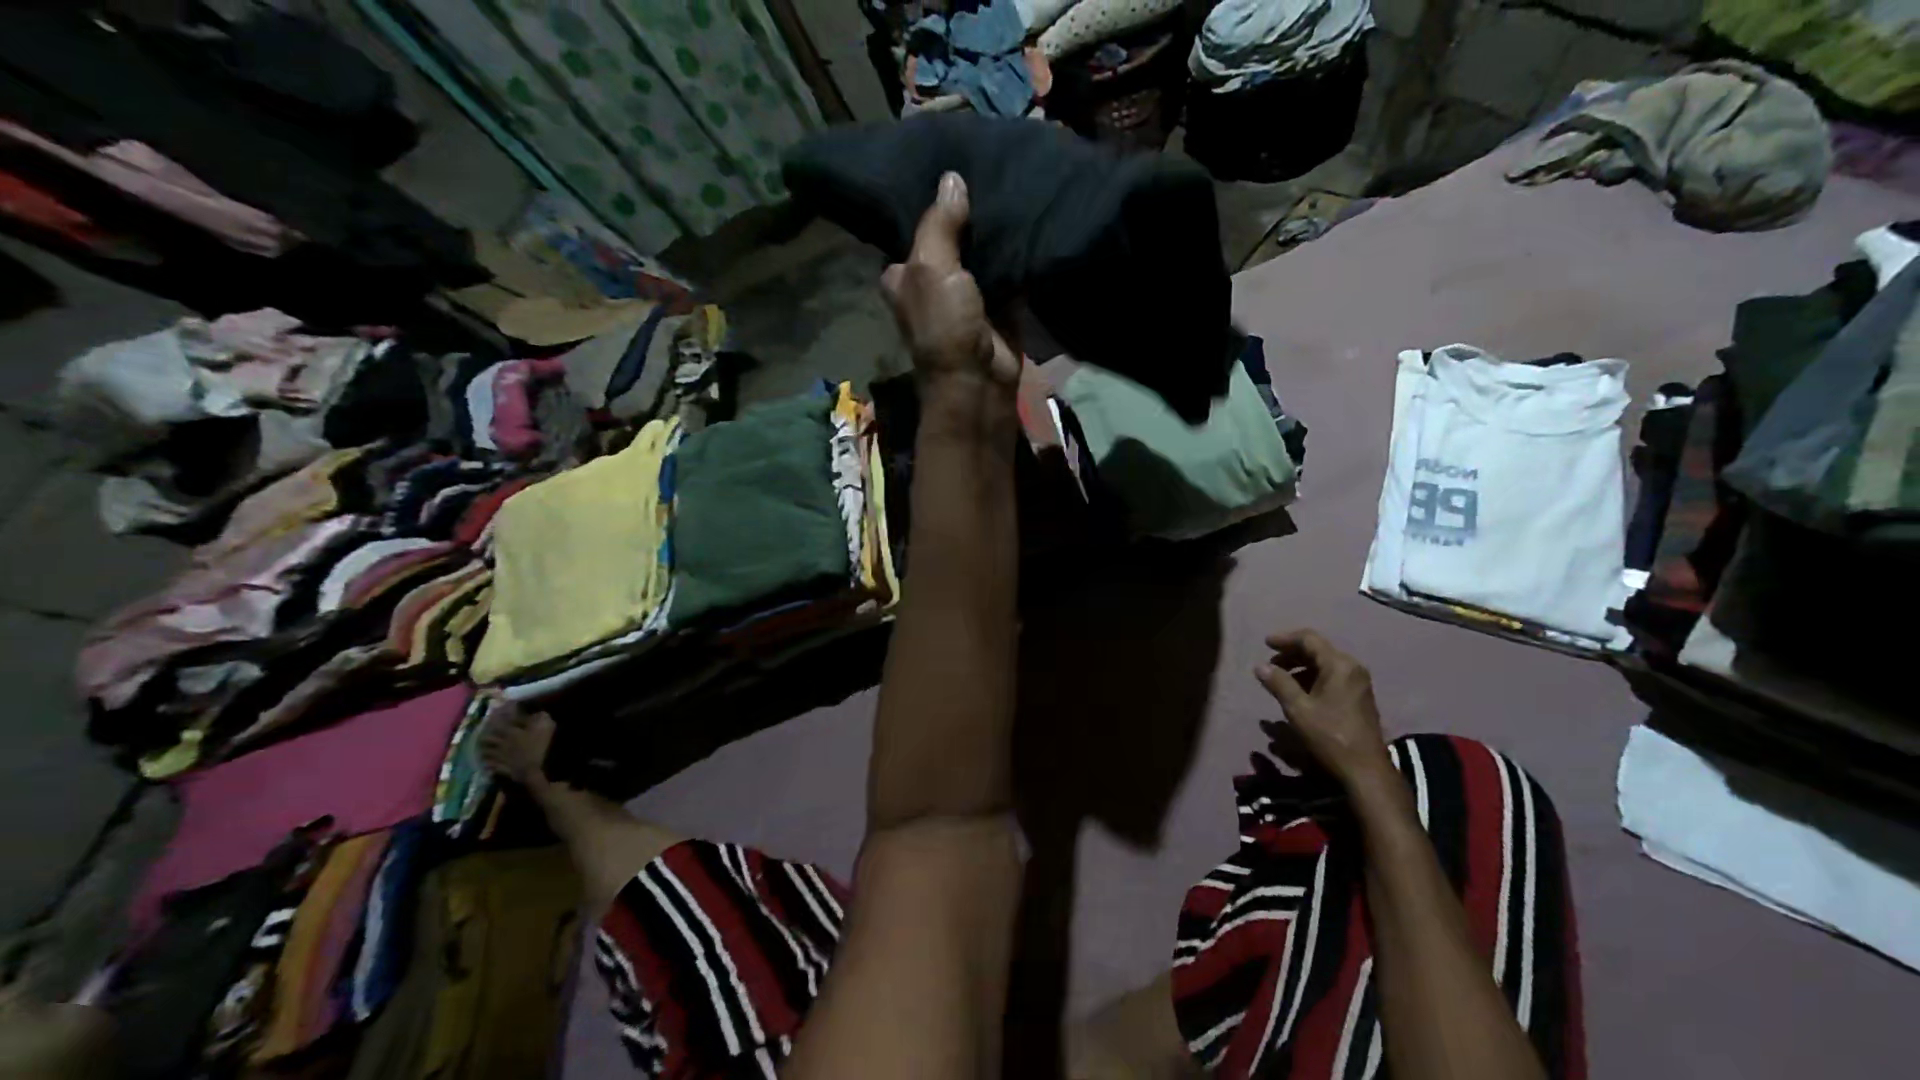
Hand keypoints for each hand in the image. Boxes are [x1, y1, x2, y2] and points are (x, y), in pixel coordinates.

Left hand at [881, 172, 1019, 392]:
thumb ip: (940, 223)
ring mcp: (967, 293)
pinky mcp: (999, 304)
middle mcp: (932, 282)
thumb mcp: (932, 267)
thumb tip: (951, 177)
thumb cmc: (945, 324)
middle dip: (968, 211)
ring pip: (981, 251)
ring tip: (1014, 180)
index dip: (931, 201)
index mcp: (904, 274)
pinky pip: (1009, 270)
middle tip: (990, 165)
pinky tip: (1031, 216)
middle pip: (951, 236)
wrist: (979, 381)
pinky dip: (1018, 251)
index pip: (913, 227)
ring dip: (996, 228)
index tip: (950, 162)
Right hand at [1255, 630, 1395, 790]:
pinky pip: (1332, 676)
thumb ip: (1278, 683)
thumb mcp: (1298, 708)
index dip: (1285, 639)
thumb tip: (1260, 666)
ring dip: (1300, 666)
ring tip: (1280, 678)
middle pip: (1318, 649)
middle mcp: (1352, 668)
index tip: (1265, 644)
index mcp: (1339, 665)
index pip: (1309, 639)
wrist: (1365, 768)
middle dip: (1292, 653)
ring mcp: (1358, 682)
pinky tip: (1298, 691)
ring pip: (1324, 663)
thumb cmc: (1329, 735)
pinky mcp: (1359, 696)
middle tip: (1270, 663)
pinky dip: (1312, 677)